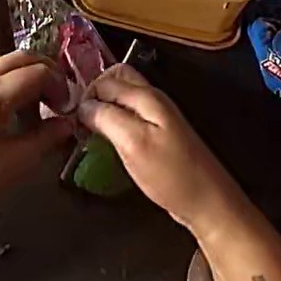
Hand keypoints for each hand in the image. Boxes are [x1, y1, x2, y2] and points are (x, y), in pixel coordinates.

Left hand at [0, 52, 77, 225]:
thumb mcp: (14, 162)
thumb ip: (46, 138)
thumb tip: (67, 124)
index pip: (38, 72)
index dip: (60, 85)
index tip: (68, 108)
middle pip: (21, 58)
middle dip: (47, 72)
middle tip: (61, 97)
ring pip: (4, 66)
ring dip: (29, 77)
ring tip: (42, 104)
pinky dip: (12, 84)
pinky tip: (17, 110)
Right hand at [76, 65, 251, 238]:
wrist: (207, 200)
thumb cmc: (170, 173)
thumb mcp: (133, 143)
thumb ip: (107, 118)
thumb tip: (83, 105)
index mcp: (147, 96)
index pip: (106, 79)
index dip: (86, 95)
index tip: (73, 120)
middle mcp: (153, 100)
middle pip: (116, 81)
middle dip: (95, 96)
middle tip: (80, 123)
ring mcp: (157, 117)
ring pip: (122, 100)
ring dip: (103, 110)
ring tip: (88, 134)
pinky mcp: (158, 135)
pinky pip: (130, 118)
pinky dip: (114, 124)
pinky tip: (106, 143)